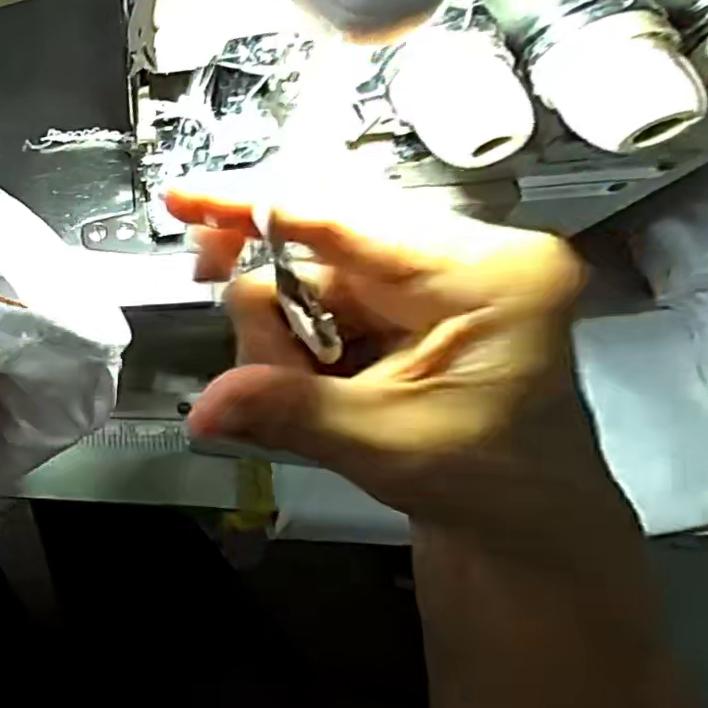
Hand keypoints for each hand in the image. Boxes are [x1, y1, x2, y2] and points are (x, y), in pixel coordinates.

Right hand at [166, 184, 635, 545]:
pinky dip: (287, 339)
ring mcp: (420, 277)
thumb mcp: (380, 441)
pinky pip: (312, 300)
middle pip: (312, 248)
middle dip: (266, 304)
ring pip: (302, 278)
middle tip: (241, 351)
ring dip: (277, 337)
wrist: (522, 508)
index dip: (254, 210)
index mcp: (482, 273)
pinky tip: (300, 376)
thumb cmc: (490, 476)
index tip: (186, 199)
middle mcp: (453, 256)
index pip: (342, 222)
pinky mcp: (395, 299)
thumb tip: (205, 406)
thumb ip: (286, 411)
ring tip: (297, 393)